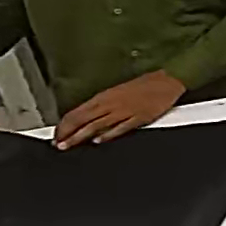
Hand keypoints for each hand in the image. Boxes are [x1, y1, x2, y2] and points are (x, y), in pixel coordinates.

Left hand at [54, 70, 185, 149]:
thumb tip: (87, 118)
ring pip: (96, 126)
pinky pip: (119, 128)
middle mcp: (112, 104)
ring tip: (69, 145)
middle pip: (82, 121)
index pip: (76, 113)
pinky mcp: (139, 117)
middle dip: (67, 134)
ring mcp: (125, 111)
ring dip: (80, 137)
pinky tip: (99, 141)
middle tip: (58, 144)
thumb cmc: (146, 84)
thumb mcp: (119, 91)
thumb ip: (103, 104)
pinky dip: (107, 135)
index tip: (56, 134)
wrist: (169, 80)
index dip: (63, 126)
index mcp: (105, 96)